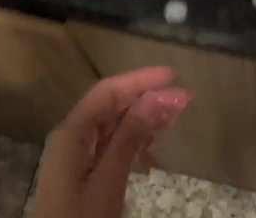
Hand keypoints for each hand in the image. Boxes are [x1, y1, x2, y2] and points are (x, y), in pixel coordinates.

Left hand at [33, 67, 190, 217]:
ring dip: (144, 119)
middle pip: (112, 107)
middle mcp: (72, 138)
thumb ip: (129, 138)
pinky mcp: (84, 178)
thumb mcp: (108, 181)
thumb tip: (155, 96)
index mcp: (71, 132)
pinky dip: (134, 142)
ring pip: (114, 127)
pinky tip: (154, 144)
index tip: (172, 76)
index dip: (139, 80)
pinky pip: (111, 148)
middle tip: (184, 100)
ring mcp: (77, 159)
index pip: (107, 92)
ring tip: (176, 117)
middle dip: (147, 99)